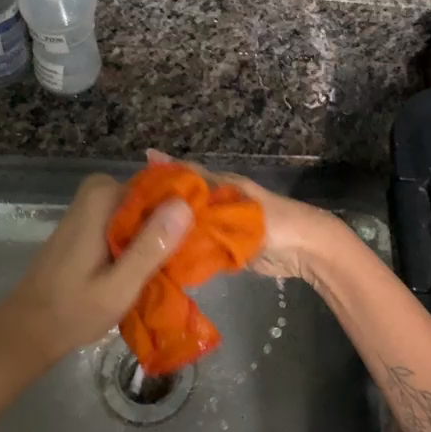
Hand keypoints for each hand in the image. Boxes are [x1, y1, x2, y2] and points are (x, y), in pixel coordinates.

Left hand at [0, 173, 191, 371]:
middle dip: (182, 219)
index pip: (164, 184)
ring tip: (193, 259)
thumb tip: (186, 205)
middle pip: (158, 195)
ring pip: (149, 210)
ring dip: (169, 232)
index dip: (193, 203)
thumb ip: (151, 247)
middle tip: (207, 250)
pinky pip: (135, 221)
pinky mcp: (96, 223)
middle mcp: (100, 192)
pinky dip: (151, 239)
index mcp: (104, 198)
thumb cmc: (71, 312)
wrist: (26, 331)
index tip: (217, 227)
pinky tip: (166, 264)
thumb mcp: (118, 286)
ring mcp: (97, 207)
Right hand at [144, 150, 350, 284]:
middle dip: (158, 211)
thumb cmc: (275, 219)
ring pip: (187, 228)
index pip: (183, 177)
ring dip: (168, 234)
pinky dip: (183, 253)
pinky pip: (198, 249)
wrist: (306, 250)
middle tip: (124, 222)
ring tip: (134, 243)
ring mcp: (220, 227)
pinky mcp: (225, 251)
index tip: (129, 187)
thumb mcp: (237, 202)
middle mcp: (217, 203)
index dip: (159, 180)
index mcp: (222, 184)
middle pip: (182, 205)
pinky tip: (160, 260)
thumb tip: (160, 171)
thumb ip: (203, 194)